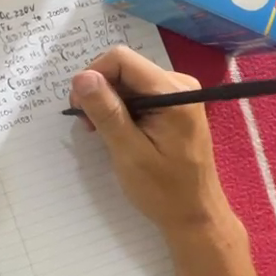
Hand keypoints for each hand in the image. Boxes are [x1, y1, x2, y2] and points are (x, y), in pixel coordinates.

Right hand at [68, 46, 230, 235]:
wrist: (195, 215)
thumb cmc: (163, 190)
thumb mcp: (128, 152)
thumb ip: (106, 111)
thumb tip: (81, 77)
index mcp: (173, 92)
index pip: (121, 59)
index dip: (93, 75)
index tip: (80, 107)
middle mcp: (178, 83)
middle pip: (123, 68)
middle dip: (98, 91)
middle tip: (88, 125)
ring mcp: (176, 93)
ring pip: (125, 80)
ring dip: (106, 101)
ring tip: (100, 131)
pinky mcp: (171, 104)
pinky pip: (135, 92)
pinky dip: (118, 108)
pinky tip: (115, 130)